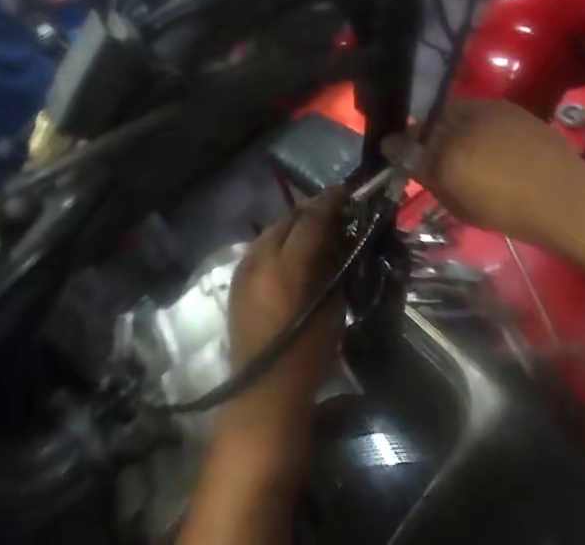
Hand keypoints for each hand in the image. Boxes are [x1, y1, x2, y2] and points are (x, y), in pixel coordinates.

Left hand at [224, 184, 346, 432]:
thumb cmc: (309, 353)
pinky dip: (278, 240)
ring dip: (294, 223)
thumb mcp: (334, 305)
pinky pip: (260, 247)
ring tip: (315, 227)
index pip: (312, 218)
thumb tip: (343, 238)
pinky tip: (292, 249)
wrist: (265, 393)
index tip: (348, 191)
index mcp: (289, 267)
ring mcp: (244, 270)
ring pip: (271, 230)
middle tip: (335, 209)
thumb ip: (336, 265)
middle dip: (313, 209)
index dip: (331, 200)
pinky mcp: (236, 282)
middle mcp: (262, 260)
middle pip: (289, 218)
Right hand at [396, 100, 584, 246]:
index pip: (407, 142)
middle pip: (431, 122)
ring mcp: (487, 109)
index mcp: (444, 150)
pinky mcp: (509, 106)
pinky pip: (481, 110)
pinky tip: (487, 141)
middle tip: (434, 154)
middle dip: (427, 135)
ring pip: (456, 113)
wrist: (563, 197)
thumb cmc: (508, 211)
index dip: (402, 149)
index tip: (402, 158)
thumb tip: (406, 156)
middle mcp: (461, 121)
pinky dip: (476, 123)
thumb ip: (429, 176)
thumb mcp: (458, 202)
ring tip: (463, 147)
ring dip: (452, 126)